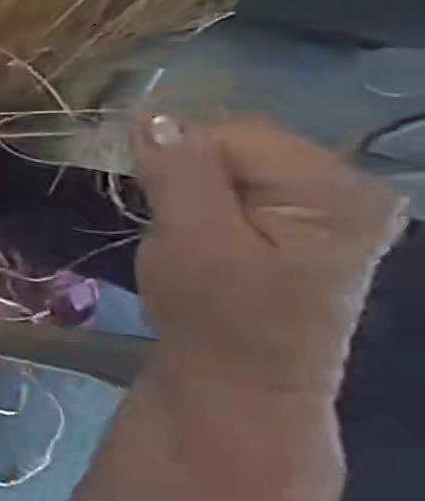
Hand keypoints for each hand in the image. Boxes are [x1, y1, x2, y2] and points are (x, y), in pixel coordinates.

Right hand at [133, 115, 406, 394]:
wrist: (238, 383)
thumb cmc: (219, 312)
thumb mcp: (191, 238)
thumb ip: (179, 172)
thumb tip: (152, 117)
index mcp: (335, 188)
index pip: (231, 133)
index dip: (178, 159)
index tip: (154, 201)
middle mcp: (347, 189)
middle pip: (235, 146)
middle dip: (184, 174)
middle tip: (171, 223)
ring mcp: (328, 211)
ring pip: (227, 169)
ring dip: (187, 193)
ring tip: (183, 235)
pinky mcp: (300, 230)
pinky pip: (234, 190)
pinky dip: (200, 207)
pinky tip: (197, 239)